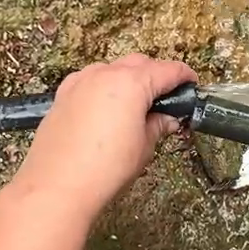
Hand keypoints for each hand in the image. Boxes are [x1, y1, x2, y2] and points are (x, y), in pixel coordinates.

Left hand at [6, 54, 196, 222]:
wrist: (57, 186)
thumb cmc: (103, 168)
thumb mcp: (143, 147)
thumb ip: (157, 126)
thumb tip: (166, 119)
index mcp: (131, 83)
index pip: (166, 70)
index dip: (183, 76)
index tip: (191, 83)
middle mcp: (104, 75)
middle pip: (139, 63)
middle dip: (156, 75)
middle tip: (167, 98)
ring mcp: (80, 82)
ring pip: (112, 69)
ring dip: (128, 78)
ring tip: (137, 104)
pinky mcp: (62, 95)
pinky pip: (90, 80)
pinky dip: (104, 86)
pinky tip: (108, 107)